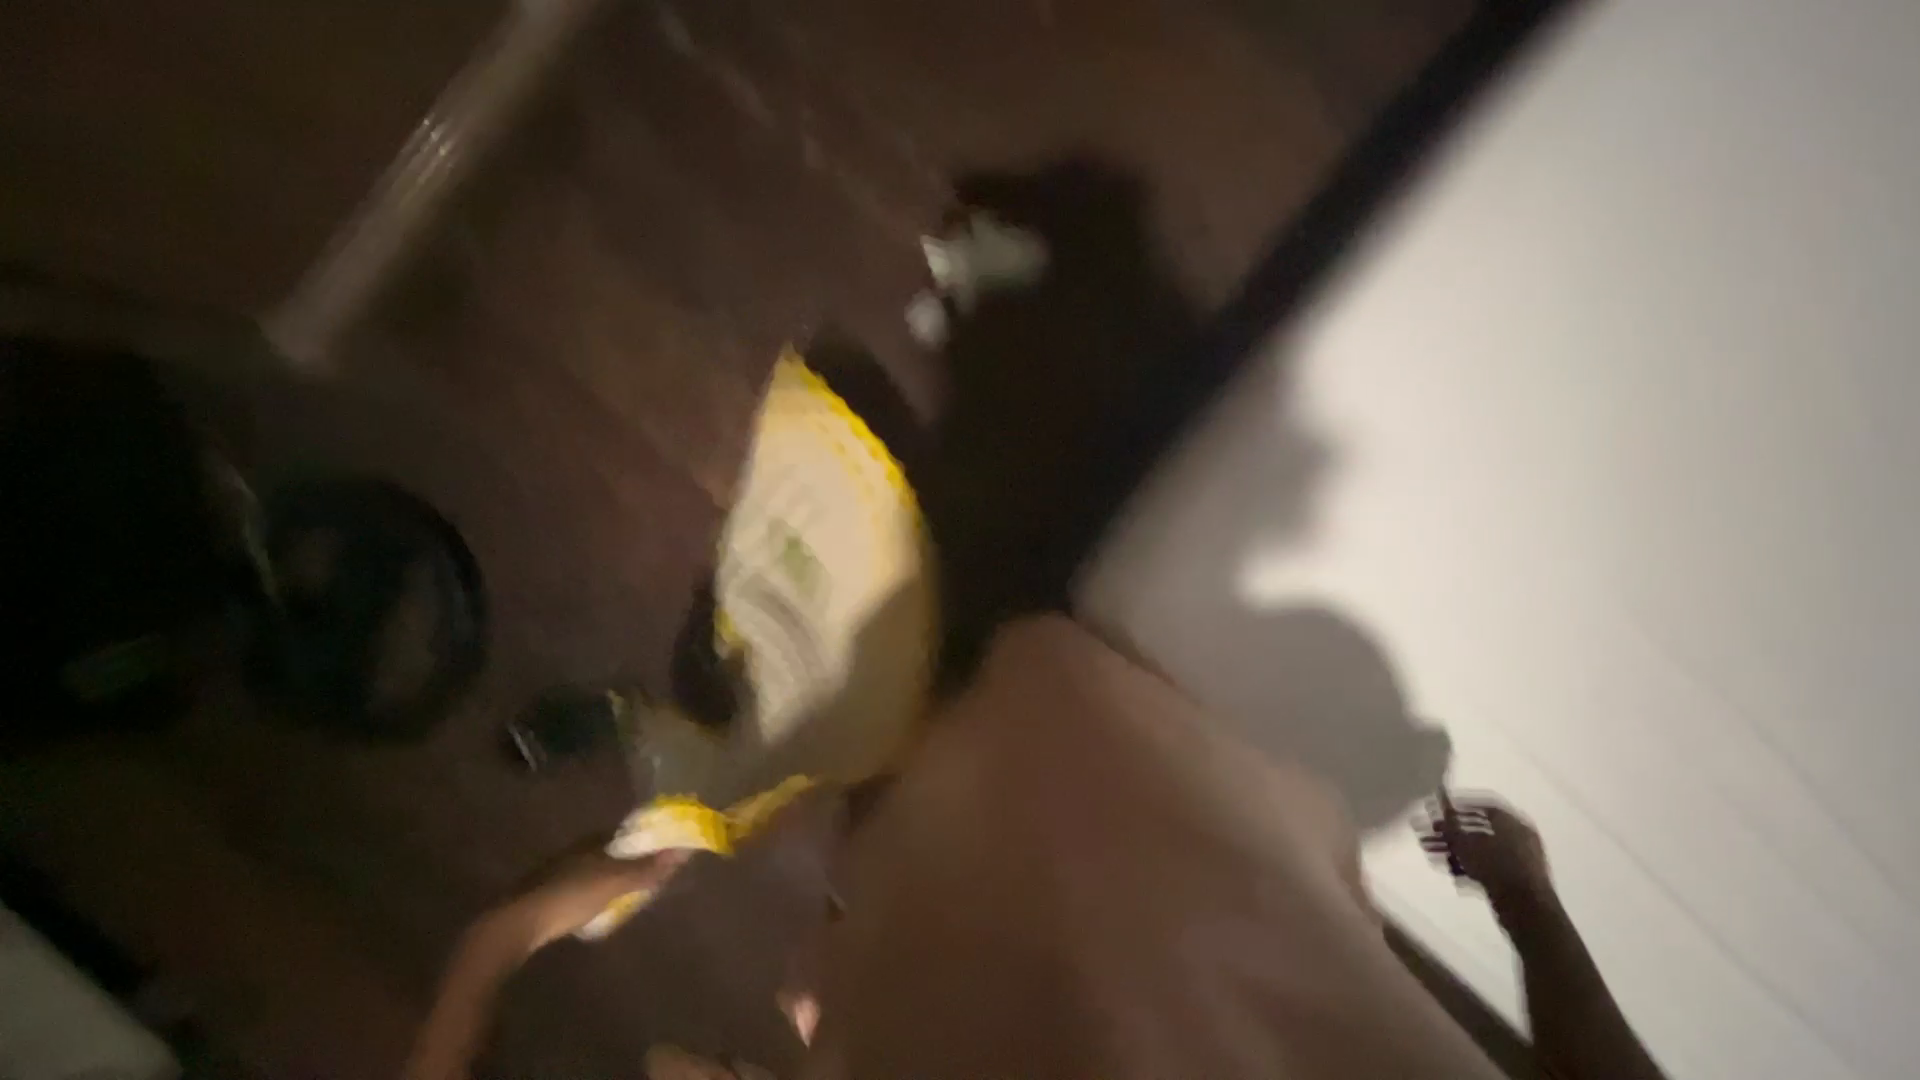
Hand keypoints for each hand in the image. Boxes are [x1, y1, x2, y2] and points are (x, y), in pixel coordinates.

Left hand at [481, 846, 694, 955]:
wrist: (517, 924)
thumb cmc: (572, 896)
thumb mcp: (616, 883)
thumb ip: (648, 869)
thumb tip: (685, 850)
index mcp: (595, 841)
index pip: (629, 834)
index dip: (647, 841)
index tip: (664, 852)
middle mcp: (578, 849)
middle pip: (613, 850)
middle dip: (630, 860)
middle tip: (649, 877)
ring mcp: (560, 870)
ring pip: (596, 868)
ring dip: (611, 878)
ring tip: (627, 894)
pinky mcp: (547, 892)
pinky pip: (582, 885)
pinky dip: (595, 892)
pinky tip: (598, 907)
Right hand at [1417, 793, 1552, 911]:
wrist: (1526, 909)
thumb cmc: (1496, 867)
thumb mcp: (1466, 844)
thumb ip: (1449, 826)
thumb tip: (1439, 810)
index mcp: (1512, 823)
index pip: (1483, 806)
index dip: (1459, 806)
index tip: (1439, 809)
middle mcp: (1518, 837)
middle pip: (1477, 829)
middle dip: (1450, 832)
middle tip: (1429, 833)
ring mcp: (1518, 859)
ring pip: (1480, 848)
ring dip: (1454, 849)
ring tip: (1430, 853)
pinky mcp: (1515, 878)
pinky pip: (1487, 865)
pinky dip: (1468, 865)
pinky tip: (1450, 870)